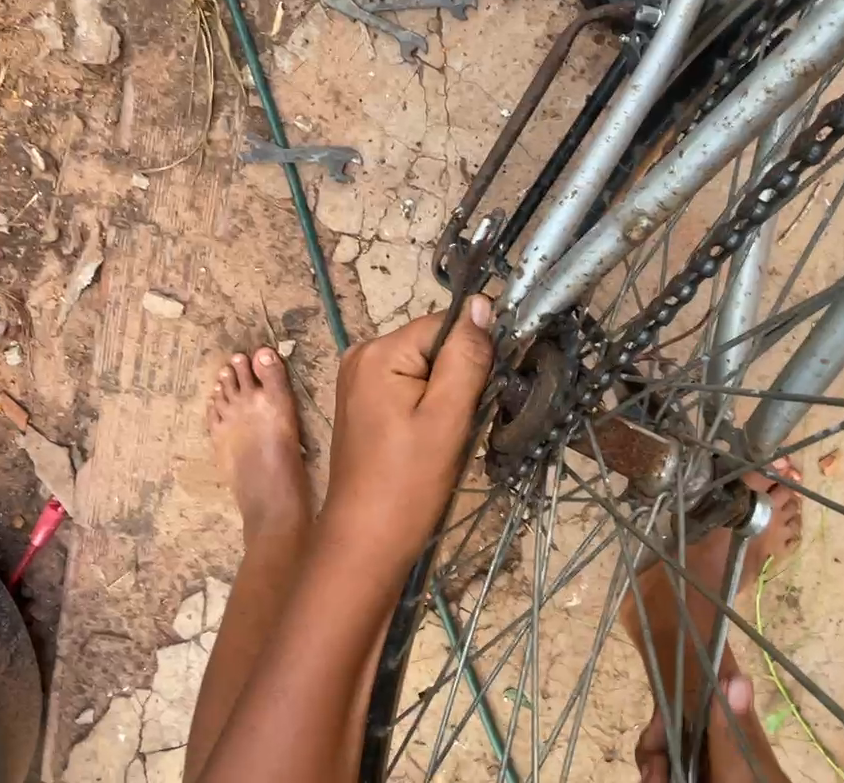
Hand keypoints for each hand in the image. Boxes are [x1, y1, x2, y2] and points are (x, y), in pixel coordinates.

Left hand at [323, 296, 494, 566]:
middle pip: (432, 344)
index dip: (473, 352)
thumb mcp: (447, 416)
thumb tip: (480, 302)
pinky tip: (428, 437)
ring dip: (445, 394)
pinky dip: (426, 405)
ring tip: (446, 433)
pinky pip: (406, 385)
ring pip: (423, 367)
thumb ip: (466, 356)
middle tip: (463, 421)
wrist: (365, 539)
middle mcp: (361, 354)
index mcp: (378, 351)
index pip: (444, 325)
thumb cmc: (408, 482)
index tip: (486, 390)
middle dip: (457, 375)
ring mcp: (357, 379)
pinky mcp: (361, 402)